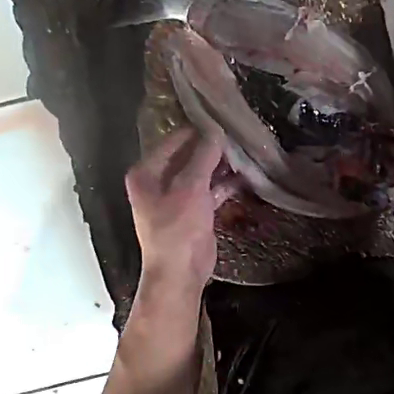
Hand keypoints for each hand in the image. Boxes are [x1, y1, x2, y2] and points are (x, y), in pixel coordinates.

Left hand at [127, 126, 233, 299]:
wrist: (179, 273)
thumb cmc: (177, 229)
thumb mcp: (190, 188)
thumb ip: (204, 156)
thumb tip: (217, 131)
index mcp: (147, 171)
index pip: (174, 140)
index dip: (199, 130)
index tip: (225, 120)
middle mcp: (158, 180)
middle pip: (188, 155)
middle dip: (212, 147)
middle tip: (239, 135)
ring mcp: (176, 196)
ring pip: (201, 172)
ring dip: (221, 165)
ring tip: (246, 151)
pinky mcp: (193, 211)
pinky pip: (210, 189)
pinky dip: (224, 183)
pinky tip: (245, 175)